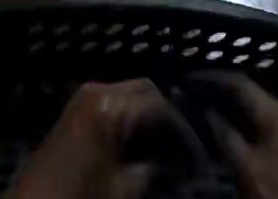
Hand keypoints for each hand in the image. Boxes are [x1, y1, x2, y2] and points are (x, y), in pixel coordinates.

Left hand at [11, 79, 201, 198]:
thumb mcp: (123, 190)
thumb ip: (154, 169)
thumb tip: (177, 162)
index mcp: (110, 104)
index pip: (159, 104)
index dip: (183, 129)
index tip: (200, 155)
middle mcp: (98, 88)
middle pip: (146, 89)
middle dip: (168, 114)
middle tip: (187, 145)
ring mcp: (85, 97)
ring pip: (130, 94)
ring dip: (150, 115)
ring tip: (170, 145)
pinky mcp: (77, 110)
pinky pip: (114, 103)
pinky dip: (132, 118)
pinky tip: (144, 142)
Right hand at [195, 74, 277, 198]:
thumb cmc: (277, 192)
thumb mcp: (246, 166)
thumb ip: (225, 135)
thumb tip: (206, 112)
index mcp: (274, 110)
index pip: (239, 83)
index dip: (212, 79)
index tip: (189, 80)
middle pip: (245, 93)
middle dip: (218, 93)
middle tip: (191, 94)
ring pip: (250, 109)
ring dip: (227, 108)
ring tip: (199, 108)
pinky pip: (256, 123)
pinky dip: (237, 123)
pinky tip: (220, 128)